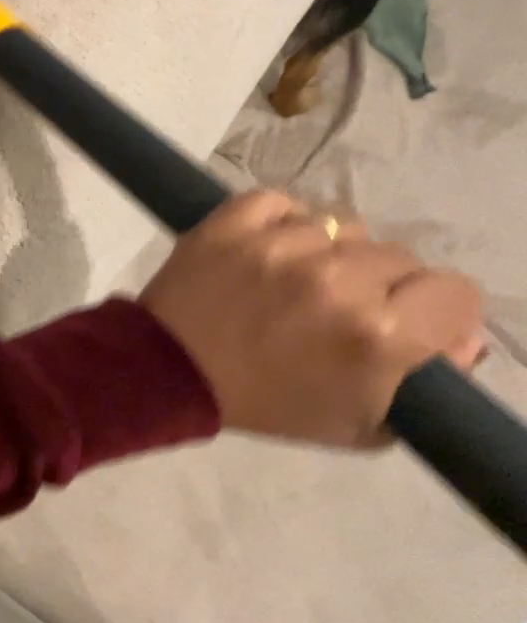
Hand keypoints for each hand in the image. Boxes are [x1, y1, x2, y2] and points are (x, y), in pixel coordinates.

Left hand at [139, 189, 484, 447]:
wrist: (165, 372)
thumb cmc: (264, 403)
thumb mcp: (362, 421)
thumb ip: (424, 381)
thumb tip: (456, 340)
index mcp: (380, 332)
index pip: (454, 292)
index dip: (433, 308)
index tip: (403, 319)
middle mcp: (336, 281)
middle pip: (396, 257)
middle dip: (378, 282)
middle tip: (338, 304)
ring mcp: (277, 248)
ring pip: (339, 226)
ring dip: (329, 249)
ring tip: (298, 276)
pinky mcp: (226, 227)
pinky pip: (275, 200)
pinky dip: (279, 216)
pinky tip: (272, 243)